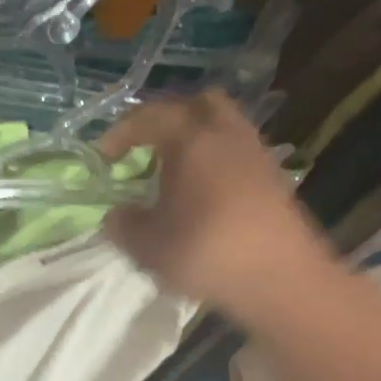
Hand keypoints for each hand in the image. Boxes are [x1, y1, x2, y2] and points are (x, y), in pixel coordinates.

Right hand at [100, 90, 338, 311]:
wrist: (277, 276)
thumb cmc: (203, 252)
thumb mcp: (146, 244)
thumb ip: (123, 223)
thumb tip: (118, 213)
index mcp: (191, 141)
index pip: (151, 116)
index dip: (121, 132)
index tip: (103, 157)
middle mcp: (226, 135)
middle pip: (196, 104)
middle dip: (165, 119)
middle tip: (143, 146)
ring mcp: (253, 153)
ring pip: (220, 124)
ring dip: (192, 138)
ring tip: (168, 169)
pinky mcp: (269, 176)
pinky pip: (234, 150)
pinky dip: (211, 158)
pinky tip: (196, 189)